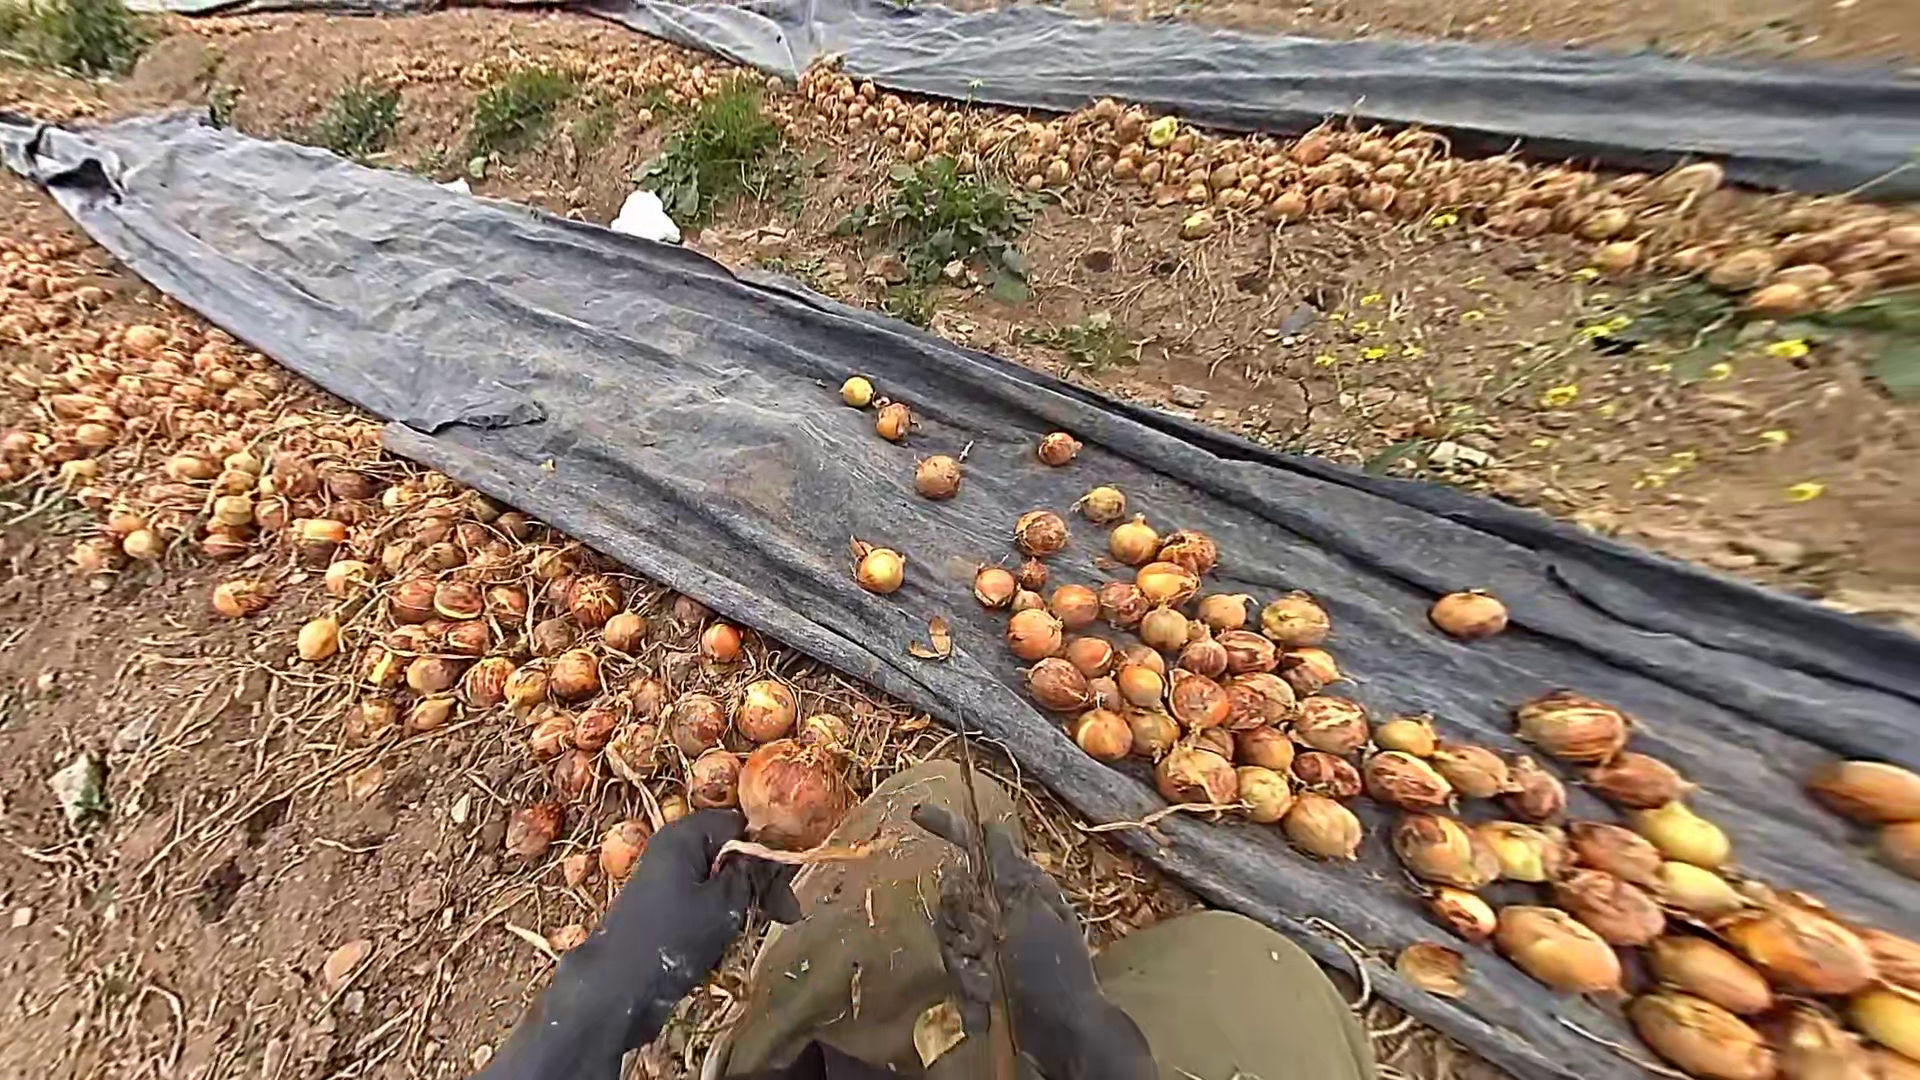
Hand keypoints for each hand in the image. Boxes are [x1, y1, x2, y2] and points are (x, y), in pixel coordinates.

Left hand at [595, 809, 800, 1014]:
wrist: (610, 996)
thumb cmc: (671, 936)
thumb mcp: (726, 900)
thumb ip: (757, 872)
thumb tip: (780, 856)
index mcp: (687, 833)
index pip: (744, 824)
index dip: (771, 850)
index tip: (789, 881)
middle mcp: (676, 847)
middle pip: (735, 852)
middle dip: (760, 883)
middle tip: (785, 913)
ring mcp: (667, 878)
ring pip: (722, 880)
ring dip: (743, 904)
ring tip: (756, 929)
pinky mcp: (663, 907)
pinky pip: (704, 901)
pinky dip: (720, 918)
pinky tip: (727, 942)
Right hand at [913, 804, 1154, 1079]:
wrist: (1066, 1038)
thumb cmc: (1055, 969)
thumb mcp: (1033, 911)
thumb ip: (1006, 871)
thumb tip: (991, 825)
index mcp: (1014, 885)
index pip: (975, 846)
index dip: (947, 827)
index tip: (917, 813)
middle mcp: (997, 908)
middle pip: (951, 898)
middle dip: (960, 926)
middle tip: (979, 946)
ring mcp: (987, 943)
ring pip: (948, 938)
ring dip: (966, 966)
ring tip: (990, 986)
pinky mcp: (979, 975)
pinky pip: (954, 973)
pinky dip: (968, 993)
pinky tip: (987, 1007)